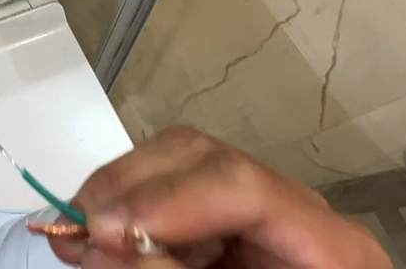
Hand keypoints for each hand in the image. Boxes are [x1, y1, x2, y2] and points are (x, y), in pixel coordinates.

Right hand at [49, 127, 389, 268]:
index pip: (240, 185)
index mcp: (331, 246)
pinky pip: (168, 194)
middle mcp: (295, 210)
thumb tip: (101, 247)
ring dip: (116, 194)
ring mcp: (260, 212)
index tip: (106, 230)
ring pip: (174, 163)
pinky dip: (127, 213)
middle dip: (127, 186)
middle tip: (74, 224)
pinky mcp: (229, 225)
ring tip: (74, 230)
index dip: (166, 199)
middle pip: (198, 157)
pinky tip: (98, 234)